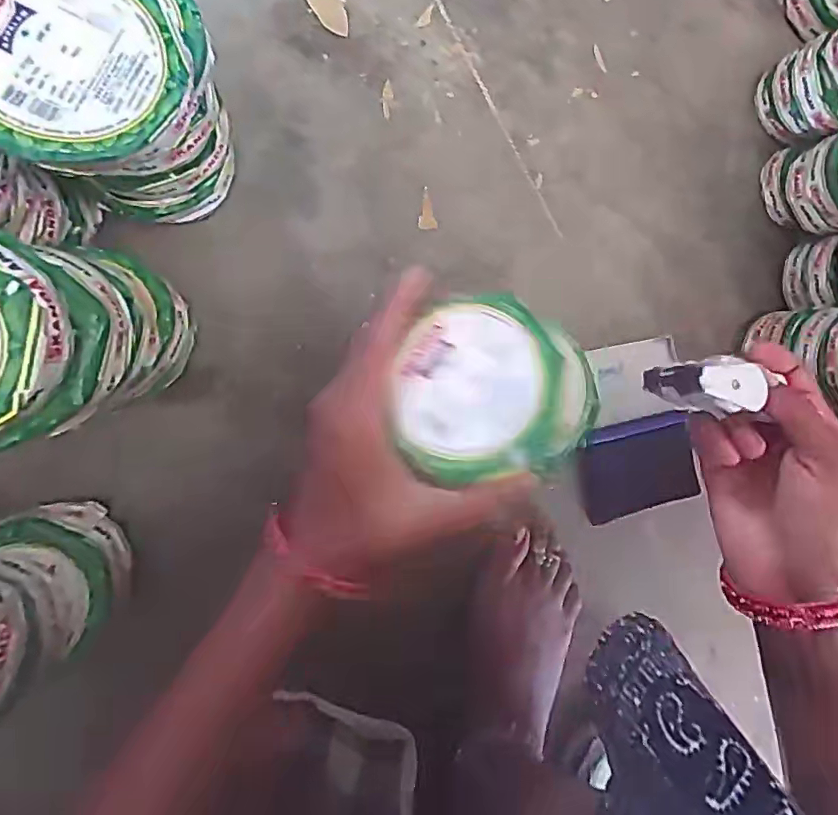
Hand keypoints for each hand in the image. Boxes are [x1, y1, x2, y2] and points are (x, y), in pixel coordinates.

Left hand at [286, 268, 533, 576]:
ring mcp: (328, 409)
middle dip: (400, 312)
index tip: (423, 274)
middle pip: (369, 339)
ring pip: (361, 354)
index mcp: (357, 411)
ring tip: (429, 323)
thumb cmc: (363, 535)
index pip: (378, 341)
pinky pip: (357, 371)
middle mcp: (337, 400)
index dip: (400, 305)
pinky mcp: (327, 420)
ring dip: (390, 332)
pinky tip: (407, 366)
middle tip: (442, 299)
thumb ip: (482, 498)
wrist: (306, 563)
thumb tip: (531, 476)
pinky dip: (381, 355)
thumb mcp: (428, 518)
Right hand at [689, 342, 837, 603]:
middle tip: (738, 393)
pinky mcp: (715, 465)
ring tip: (747, 448)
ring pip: (724, 406)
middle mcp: (777, 431)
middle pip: (751, 387)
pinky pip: (703, 432)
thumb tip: (764, 379)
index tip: (754, 352)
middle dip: (743, 386)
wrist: (795, 580)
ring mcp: (743, 447)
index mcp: (813, 426)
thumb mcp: (829, 461)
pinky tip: (728, 458)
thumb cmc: (826, 520)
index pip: (791, 380)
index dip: (774, 362)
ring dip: (732, 417)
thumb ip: (798, 412)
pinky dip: (711, 437)